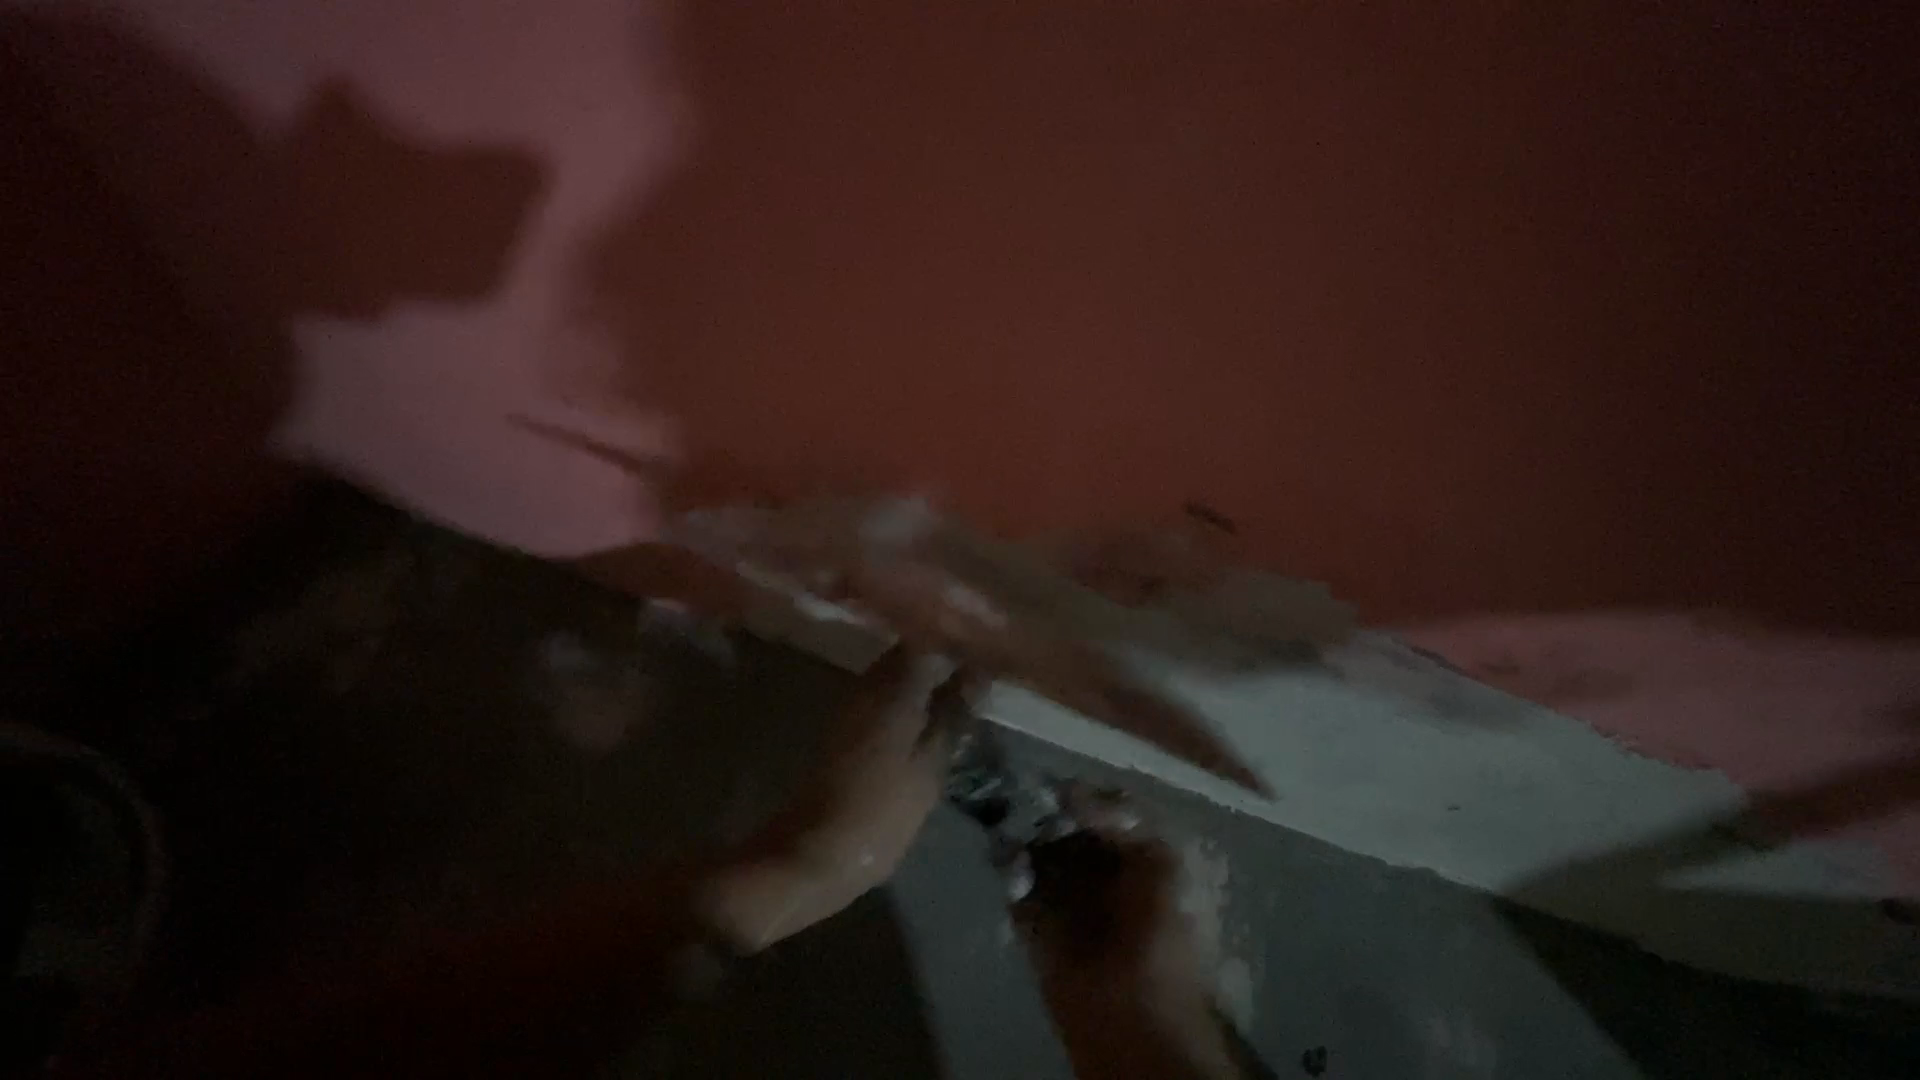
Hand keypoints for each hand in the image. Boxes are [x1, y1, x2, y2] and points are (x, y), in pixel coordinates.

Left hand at [696, 647, 962, 951]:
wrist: (817, 850)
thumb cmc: (881, 809)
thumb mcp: (930, 764)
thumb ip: (954, 714)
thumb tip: (978, 672)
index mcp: (893, 686)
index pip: (930, 639)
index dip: (961, 639)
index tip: (991, 646)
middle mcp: (869, 683)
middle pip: (911, 651)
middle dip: (945, 656)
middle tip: (984, 669)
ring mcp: (854, 703)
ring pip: (898, 672)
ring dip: (929, 676)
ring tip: (966, 688)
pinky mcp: (848, 726)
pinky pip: (886, 693)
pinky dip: (911, 696)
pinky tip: (934, 712)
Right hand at [1014, 791, 1243, 1079]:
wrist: (1139, 1019)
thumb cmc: (1164, 936)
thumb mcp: (1162, 860)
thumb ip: (1118, 816)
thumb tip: (1066, 789)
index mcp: (1140, 852)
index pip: (1104, 806)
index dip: (1080, 791)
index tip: (1053, 782)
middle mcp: (1102, 867)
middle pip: (1064, 821)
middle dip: (1043, 806)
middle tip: (1022, 793)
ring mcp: (1065, 893)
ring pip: (1035, 845)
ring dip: (1020, 829)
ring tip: (1009, 817)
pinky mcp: (1033, 919)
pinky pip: (1014, 880)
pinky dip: (1007, 863)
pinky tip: (1009, 857)